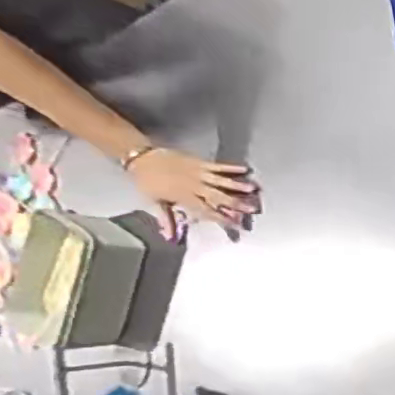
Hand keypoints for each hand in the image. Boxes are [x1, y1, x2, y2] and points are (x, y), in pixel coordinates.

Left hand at [126, 147, 259, 236]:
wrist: (140, 157)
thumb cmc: (147, 181)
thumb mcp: (154, 201)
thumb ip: (166, 218)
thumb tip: (169, 237)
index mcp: (183, 197)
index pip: (205, 210)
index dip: (221, 218)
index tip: (235, 225)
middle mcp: (193, 186)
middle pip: (217, 196)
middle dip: (235, 203)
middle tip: (251, 209)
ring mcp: (198, 173)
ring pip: (221, 181)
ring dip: (237, 185)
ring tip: (253, 189)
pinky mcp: (199, 162)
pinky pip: (218, 165)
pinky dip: (231, 167)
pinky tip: (245, 169)